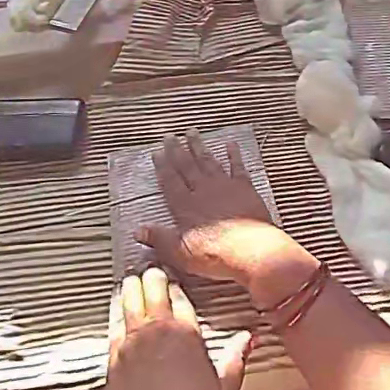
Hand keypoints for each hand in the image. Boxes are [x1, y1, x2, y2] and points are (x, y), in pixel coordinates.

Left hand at [105, 267, 252, 389]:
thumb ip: (236, 358)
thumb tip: (247, 338)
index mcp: (186, 333)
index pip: (180, 292)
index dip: (179, 281)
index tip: (179, 276)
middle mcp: (157, 329)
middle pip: (152, 283)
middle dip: (154, 272)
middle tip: (157, 267)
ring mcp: (132, 340)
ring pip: (129, 294)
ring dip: (134, 282)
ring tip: (137, 274)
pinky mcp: (112, 355)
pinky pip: (113, 317)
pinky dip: (116, 304)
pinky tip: (117, 299)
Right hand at [139, 132, 303, 291]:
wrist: (251, 250)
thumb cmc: (215, 256)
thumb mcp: (180, 254)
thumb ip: (159, 240)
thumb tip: (138, 231)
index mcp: (186, 206)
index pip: (170, 182)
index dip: (163, 166)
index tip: (157, 152)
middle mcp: (203, 191)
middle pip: (187, 166)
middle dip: (177, 150)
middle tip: (170, 135)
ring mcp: (224, 186)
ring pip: (208, 161)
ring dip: (199, 147)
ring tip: (192, 132)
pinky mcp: (244, 188)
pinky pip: (237, 167)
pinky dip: (233, 154)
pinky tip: (231, 144)